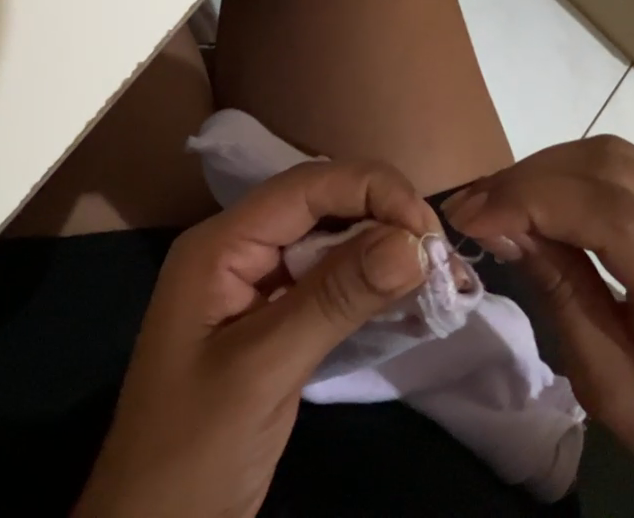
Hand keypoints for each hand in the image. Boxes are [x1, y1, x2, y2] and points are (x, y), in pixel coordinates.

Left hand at [73, 160, 441, 517]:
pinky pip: (326, 281)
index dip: (371, 190)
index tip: (429, 230)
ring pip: (327, 241)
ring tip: (437, 272)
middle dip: (382, 216)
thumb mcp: (263, 370)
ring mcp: (254, 285)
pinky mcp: (272, 320)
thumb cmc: (193, 446)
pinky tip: (404, 295)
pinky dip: (368, 282)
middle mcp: (237, 250)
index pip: (305, 187)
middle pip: (319, 205)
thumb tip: (413, 241)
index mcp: (219, 245)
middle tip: (441, 256)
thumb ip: (334, 299)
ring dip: (381, 248)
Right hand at [442, 137, 633, 517]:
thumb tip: (503, 224)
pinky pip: (626, 168)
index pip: (617, 219)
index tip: (470, 216)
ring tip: (495, 200)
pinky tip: (535, 198)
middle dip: (530, 180)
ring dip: (545, 169)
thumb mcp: (604, 387)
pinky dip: (568, 172)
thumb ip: (561, 295)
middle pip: (615, 173)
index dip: (535, 202)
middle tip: (470, 206)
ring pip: (617, 157)